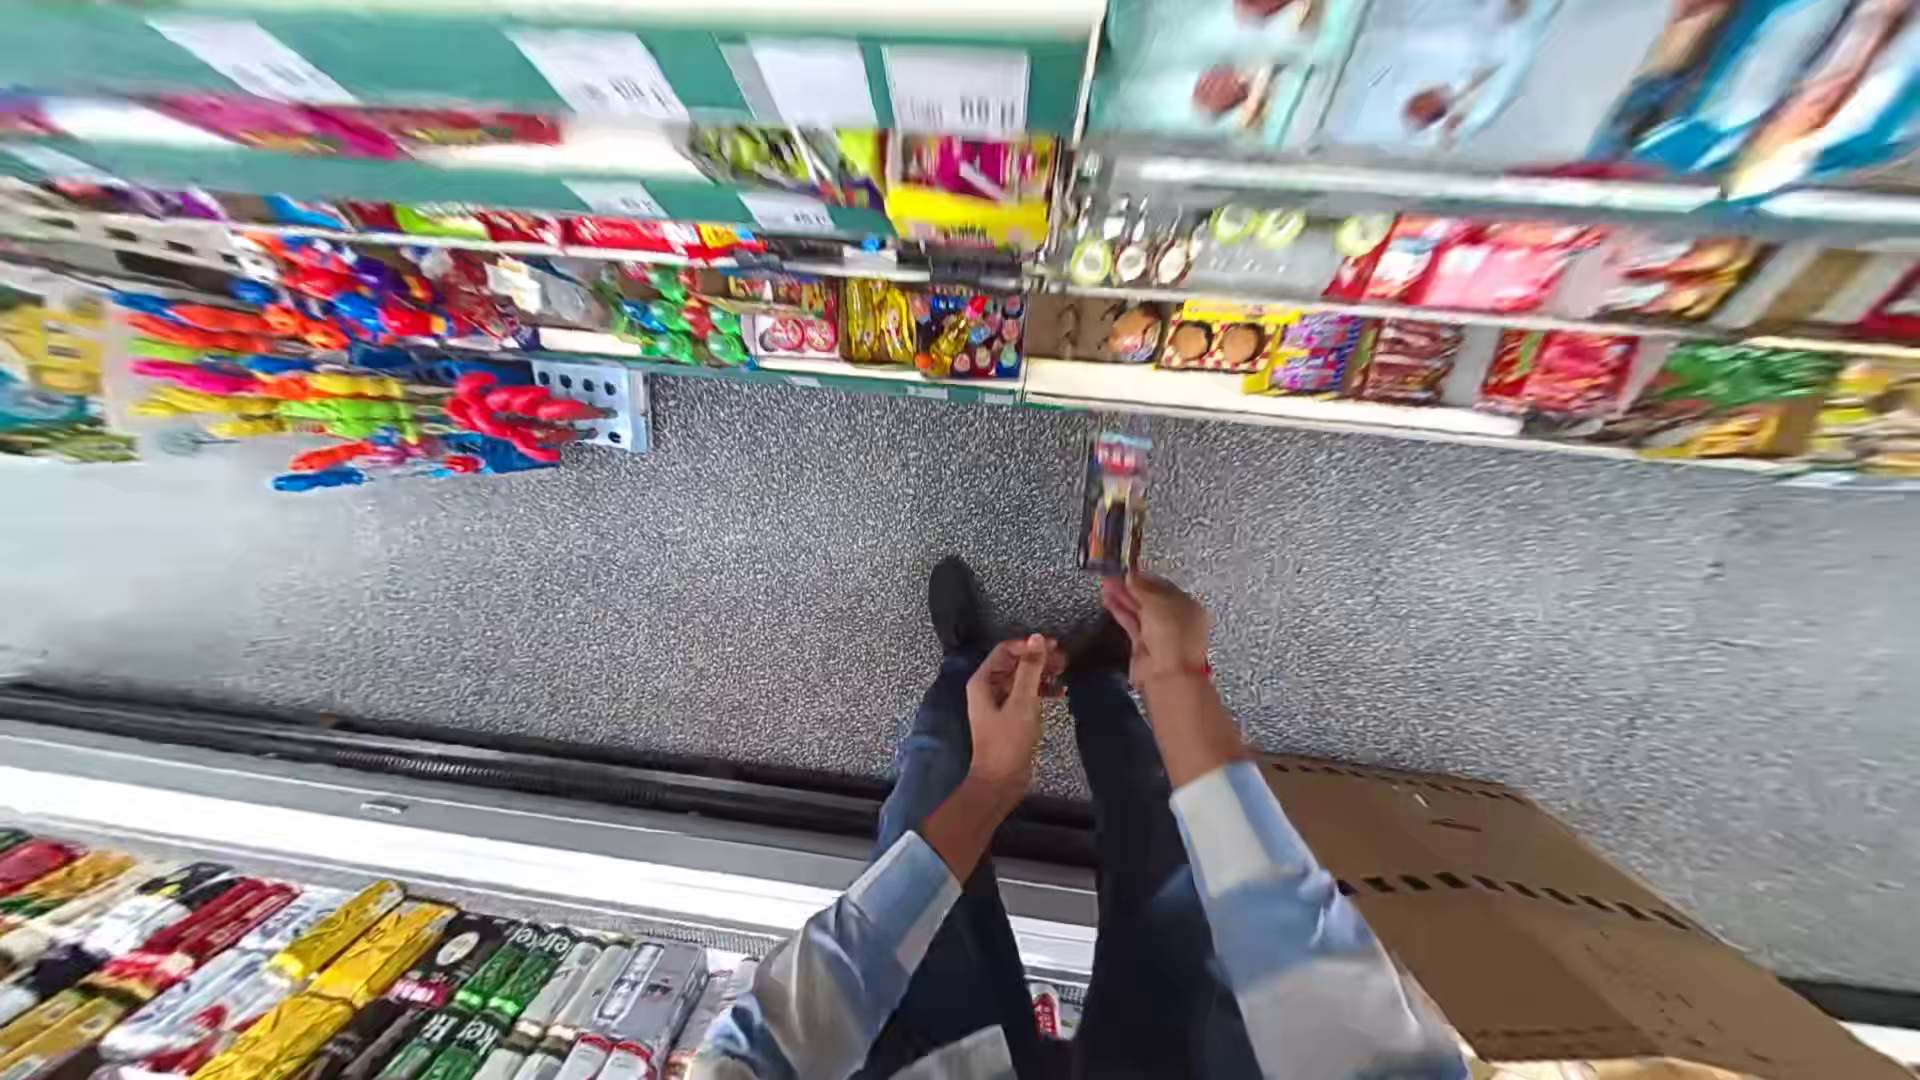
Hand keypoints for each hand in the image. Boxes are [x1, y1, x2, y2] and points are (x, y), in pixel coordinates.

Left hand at [965, 634, 1056, 800]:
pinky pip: (1025, 695)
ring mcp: (998, 702)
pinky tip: (1058, 694)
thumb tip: (1037, 639)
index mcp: (983, 681)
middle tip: (1063, 660)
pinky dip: (1040, 691)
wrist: (1000, 782)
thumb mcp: (1022, 702)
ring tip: (1064, 673)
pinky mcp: (1009, 716)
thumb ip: (1030, 670)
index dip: (1029, 646)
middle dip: (1038, 659)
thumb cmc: (1008, 741)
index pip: (1006, 651)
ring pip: (1021, 678)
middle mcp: (987, 688)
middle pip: (1014, 663)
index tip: (1054, 647)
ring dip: (1041, 674)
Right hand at [1101, 572, 1210, 687]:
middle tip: (1113, 575)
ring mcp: (1159, 633)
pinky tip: (1109, 601)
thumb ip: (1142, 587)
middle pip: (1149, 597)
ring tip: (1106, 585)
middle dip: (1130, 586)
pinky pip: (1130, 622)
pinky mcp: (1143, 644)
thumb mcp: (1158, 603)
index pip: (1162, 586)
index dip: (1144, 577)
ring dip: (1122, 596)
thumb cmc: (1174, 639)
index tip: (1128, 570)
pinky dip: (1119, 611)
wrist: (1168, 676)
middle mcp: (1174, 619)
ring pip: (1137, 609)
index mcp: (1187, 606)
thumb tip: (1132, 576)